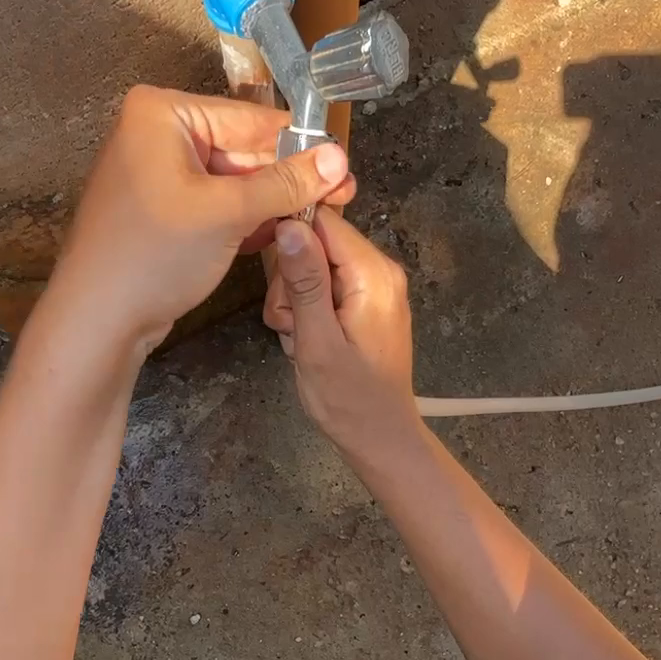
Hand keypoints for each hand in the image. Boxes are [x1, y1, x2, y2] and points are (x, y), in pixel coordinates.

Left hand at [44, 86, 355, 348]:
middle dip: (290, 178)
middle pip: (244, 151)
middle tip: (342, 198)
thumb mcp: (227, 213)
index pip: (251, 119)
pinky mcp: (168, 216)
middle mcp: (160, 136)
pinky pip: (218, 208)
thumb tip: (338, 158)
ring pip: (235, 183)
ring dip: (274, 203)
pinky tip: (286, 234)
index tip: (345, 167)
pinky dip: (249, 221)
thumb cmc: (155, 255)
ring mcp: (162, 177)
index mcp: (164, 113)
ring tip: (321, 218)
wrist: (100, 319)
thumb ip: (284, 184)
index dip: (302, 146)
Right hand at [264, 214, 420, 452]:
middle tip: (294, 327)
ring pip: (314, 269)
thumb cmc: (348, 399)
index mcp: (373, 274)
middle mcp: (380, 272)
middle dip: (292, 284)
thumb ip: (304, 282)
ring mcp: (374, 289)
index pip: (322, 221)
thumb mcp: (317, 342)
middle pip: (316, 244)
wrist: (379, 438)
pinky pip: (325, 291)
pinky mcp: (366, 306)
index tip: (279, 284)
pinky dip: (309, 315)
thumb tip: (289, 225)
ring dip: (296, 305)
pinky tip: (311, 344)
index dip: (290, 242)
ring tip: (303, 342)